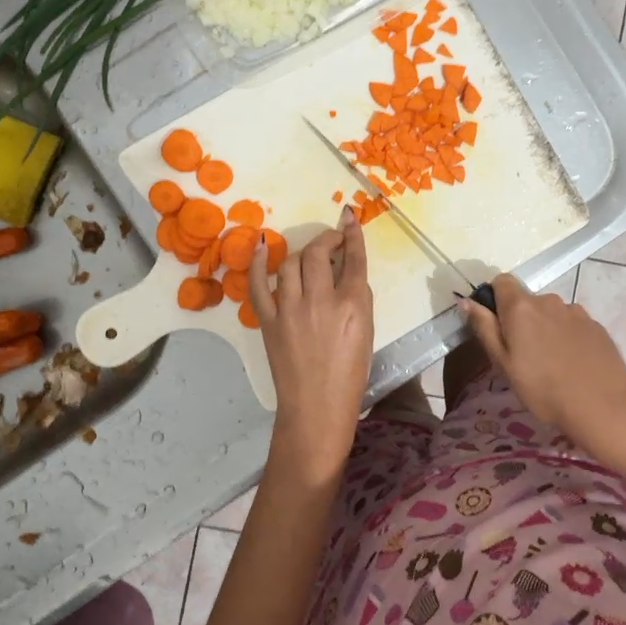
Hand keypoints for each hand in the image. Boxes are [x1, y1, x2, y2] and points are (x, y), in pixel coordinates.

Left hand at [249, 207, 373, 478]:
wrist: (316, 407)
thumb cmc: (350, 375)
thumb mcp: (367, 333)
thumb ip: (359, 299)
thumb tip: (346, 273)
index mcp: (352, 306)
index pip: (353, 258)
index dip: (352, 233)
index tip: (349, 217)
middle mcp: (320, 301)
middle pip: (318, 253)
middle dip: (326, 240)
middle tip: (331, 242)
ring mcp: (290, 309)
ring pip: (292, 262)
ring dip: (303, 253)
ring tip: (310, 257)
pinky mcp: (268, 321)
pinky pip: (259, 284)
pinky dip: (259, 262)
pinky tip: (263, 247)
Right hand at [458, 274, 625, 441]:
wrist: (602, 405)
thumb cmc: (542, 388)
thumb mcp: (503, 363)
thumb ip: (484, 328)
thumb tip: (467, 302)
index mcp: (521, 307)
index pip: (501, 281)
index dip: (495, 299)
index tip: (496, 325)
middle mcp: (548, 300)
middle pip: (527, 300)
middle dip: (521, 320)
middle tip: (523, 355)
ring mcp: (575, 311)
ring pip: (550, 313)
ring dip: (545, 328)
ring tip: (551, 363)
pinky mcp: (595, 325)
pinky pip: (571, 324)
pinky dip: (566, 337)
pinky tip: (572, 364)